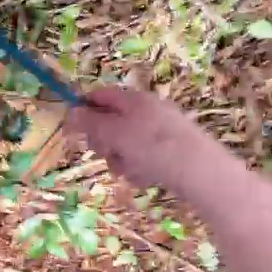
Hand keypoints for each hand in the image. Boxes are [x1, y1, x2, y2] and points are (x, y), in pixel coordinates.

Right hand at [68, 86, 231, 195]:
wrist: (199, 170)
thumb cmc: (152, 147)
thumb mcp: (114, 133)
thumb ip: (90, 123)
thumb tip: (71, 111)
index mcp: (133, 99)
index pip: (99, 95)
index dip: (84, 110)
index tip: (74, 130)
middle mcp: (147, 109)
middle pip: (110, 122)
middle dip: (104, 141)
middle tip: (107, 154)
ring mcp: (160, 129)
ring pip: (125, 143)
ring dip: (121, 159)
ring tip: (131, 170)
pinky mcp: (170, 149)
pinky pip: (143, 156)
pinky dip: (139, 167)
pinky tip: (146, 176)